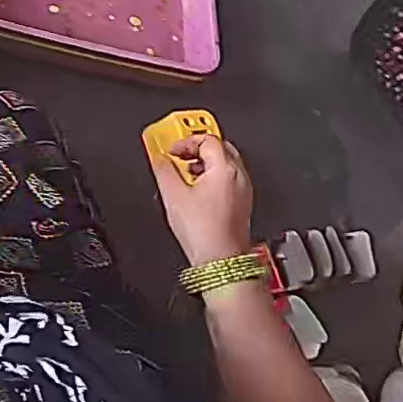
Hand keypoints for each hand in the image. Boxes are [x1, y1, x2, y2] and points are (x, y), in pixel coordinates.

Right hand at [151, 134, 254, 265]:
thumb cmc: (204, 233)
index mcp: (225, 169)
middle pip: (219, 148)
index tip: (172, 149)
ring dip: (205, 163)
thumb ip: (163, 170)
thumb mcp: (173, 196)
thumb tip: (158, 159)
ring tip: (186, 173)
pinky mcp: (242, 204)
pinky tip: (197, 190)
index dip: (186, 141)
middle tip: (179, 155)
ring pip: (225, 164)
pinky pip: (228, 180)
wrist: (220, 261)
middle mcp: (239, 177)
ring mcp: (243, 191)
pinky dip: (212, 177)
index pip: (208, 139)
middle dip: (197, 149)